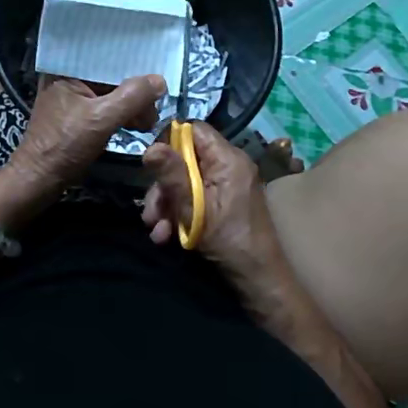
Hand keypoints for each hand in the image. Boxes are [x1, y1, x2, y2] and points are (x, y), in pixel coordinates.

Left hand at [0, 76, 164, 223]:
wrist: (37, 182)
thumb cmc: (64, 146)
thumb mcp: (102, 119)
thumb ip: (132, 97)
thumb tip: (160, 80)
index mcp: (67, 70)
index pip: (108, 58)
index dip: (135, 67)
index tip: (157, 82)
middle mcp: (68, 78)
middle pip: (112, 77)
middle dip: (136, 92)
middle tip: (153, 111)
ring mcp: (72, 98)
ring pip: (111, 93)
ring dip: (132, 106)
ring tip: (147, 122)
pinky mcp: (76, 117)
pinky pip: (106, 108)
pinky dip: (122, 115)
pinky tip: (135, 126)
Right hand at [141, 122, 290, 299]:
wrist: (258, 277)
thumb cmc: (229, 240)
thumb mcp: (195, 208)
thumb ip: (173, 177)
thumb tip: (150, 148)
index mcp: (228, 158)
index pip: (194, 130)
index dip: (170, 142)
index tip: (152, 166)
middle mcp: (229, 165)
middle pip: (185, 159)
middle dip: (163, 186)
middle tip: (150, 213)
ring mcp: (227, 184)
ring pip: (186, 181)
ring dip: (167, 205)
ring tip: (156, 231)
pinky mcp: (224, 202)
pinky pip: (197, 197)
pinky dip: (180, 213)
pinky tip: (167, 235)